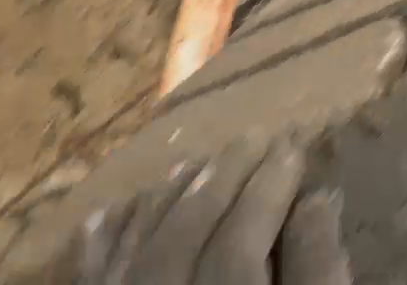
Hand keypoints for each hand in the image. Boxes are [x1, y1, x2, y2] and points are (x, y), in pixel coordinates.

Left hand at [64, 136, 350, 284]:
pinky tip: (115, 208)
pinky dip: (100, 242)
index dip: (269, 187)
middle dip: (226, 177)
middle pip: (187, 234)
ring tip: (201, 162)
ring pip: (137, 250)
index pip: (242, 240)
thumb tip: (316, 198)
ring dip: (170, 196)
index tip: (293, 146)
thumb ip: (317, 268)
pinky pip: (89, 279)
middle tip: (258, 135)